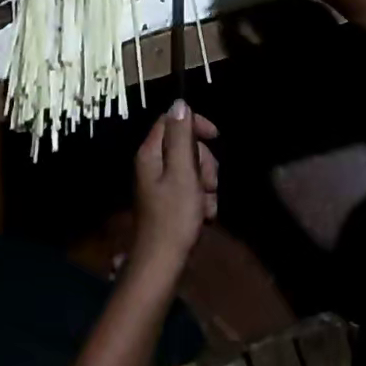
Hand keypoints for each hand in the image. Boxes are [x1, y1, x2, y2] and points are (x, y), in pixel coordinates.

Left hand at [131, 100, 220, 274]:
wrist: (162, 263)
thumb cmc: (174, 217)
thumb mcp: (182, 173)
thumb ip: (181, 137)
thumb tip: (179, 102)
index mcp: (150, 154)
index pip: (172, 120)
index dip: (195, 124)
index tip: (215, 136)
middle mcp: (152, 164)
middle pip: (185, 144)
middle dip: (204, 161)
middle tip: (208, 182)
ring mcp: (161, 183)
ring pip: (192, 166)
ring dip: (206, 182)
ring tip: (206, 203)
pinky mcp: (169, 199)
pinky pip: (191, 187)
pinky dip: (202, 197)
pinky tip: (204, 213)